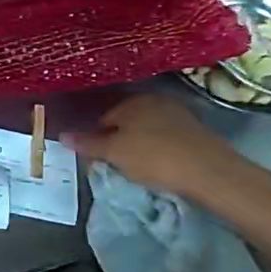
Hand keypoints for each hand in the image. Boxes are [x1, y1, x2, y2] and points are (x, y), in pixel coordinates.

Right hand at [64, 94, 270, 228]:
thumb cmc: (154, 157)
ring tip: (137, 167)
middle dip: (118, 139)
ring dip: (139, 144)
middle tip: (115, 164)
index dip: (95, 138)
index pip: (102, 117)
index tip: (96, 158)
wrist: (209, 172)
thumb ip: (87, 143)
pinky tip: (159, 165)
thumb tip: (61, 136)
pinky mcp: (195, 130)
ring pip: (147, 128)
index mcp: (131, 100)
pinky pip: (166, 137)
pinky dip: (158, 149)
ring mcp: (177, 113)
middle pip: (125, 121)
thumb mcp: (114, 153)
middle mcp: (154, 99)